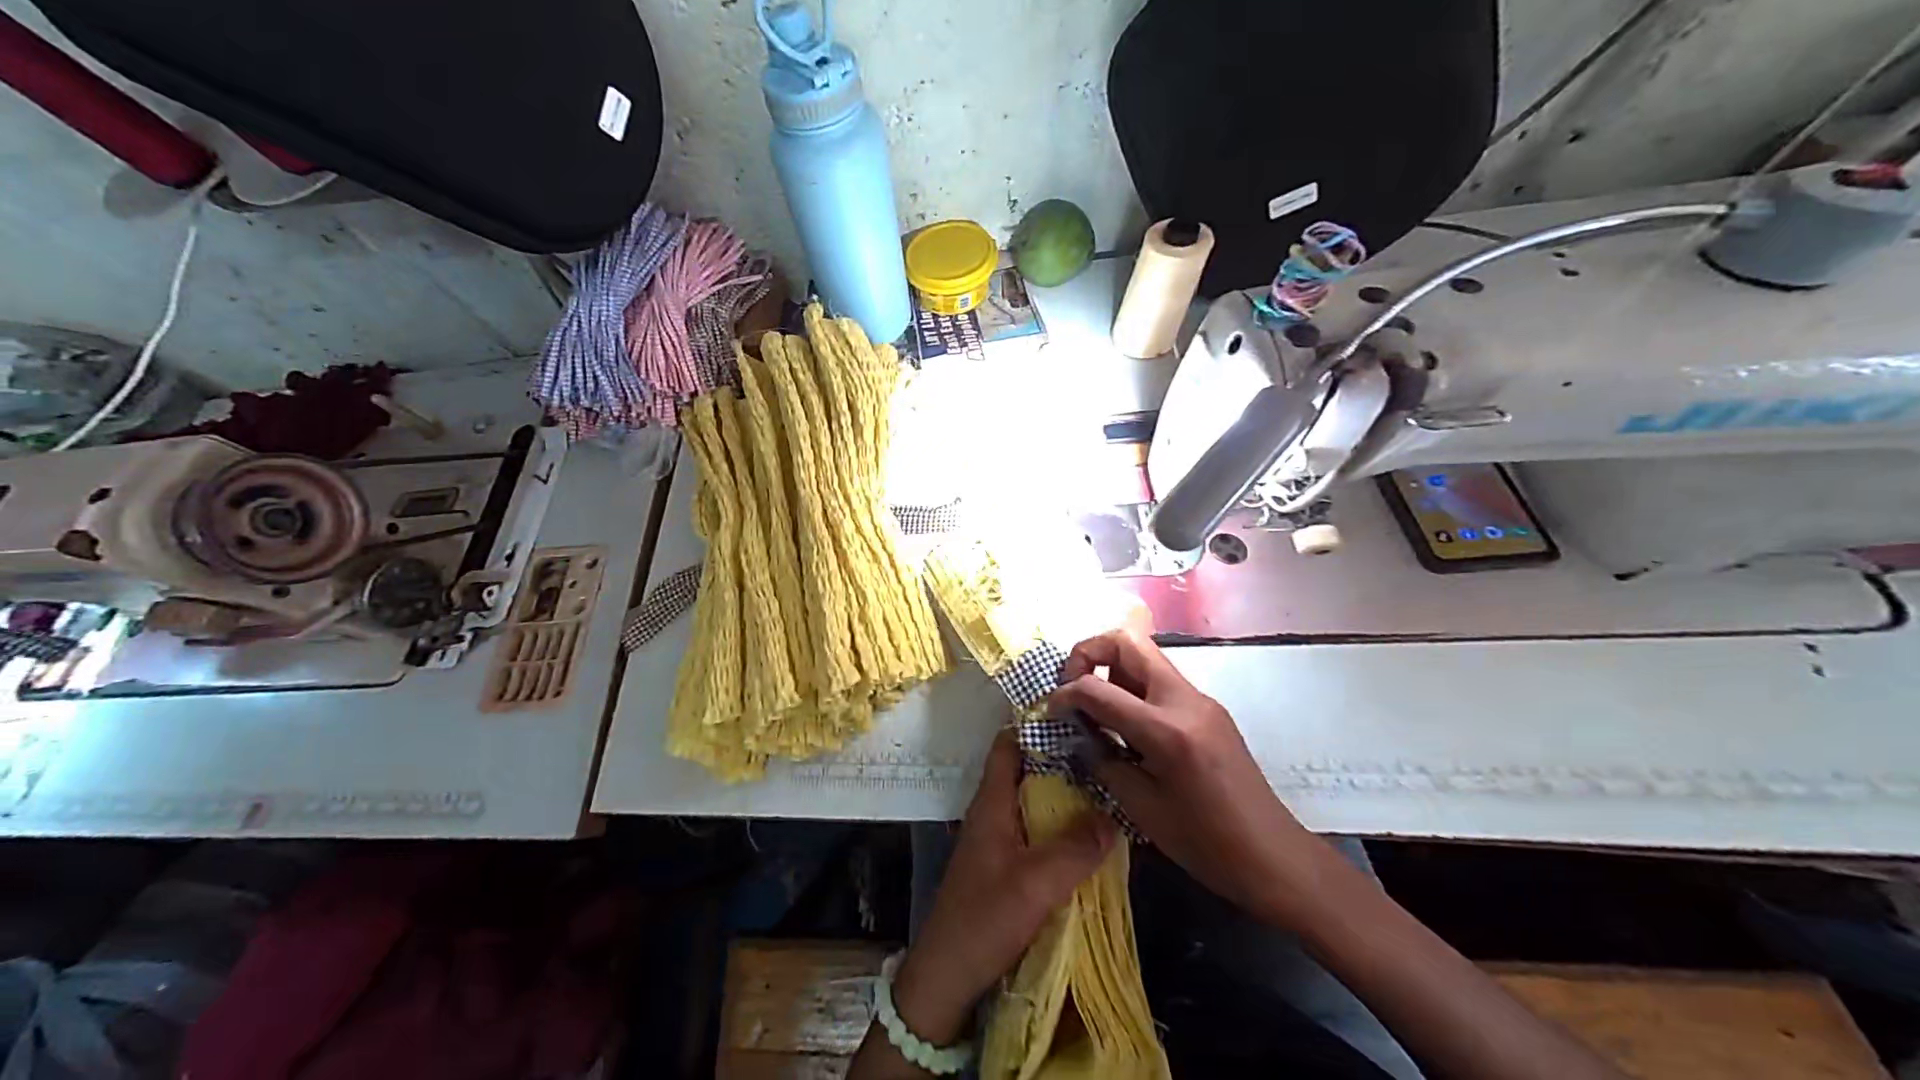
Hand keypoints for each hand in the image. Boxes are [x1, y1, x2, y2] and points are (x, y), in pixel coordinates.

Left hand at [891, 732, 1115, 1045]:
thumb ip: (1076, 847)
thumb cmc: (985, 919)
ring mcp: (999, 837)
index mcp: (992, 802)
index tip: (1079, 713)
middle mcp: (994, 811)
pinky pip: (1038, 827)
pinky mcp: (1007, 862)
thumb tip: (1114, 815)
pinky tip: (1092, 829)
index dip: (1038, 723)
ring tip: (1108, 780)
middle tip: (1107, 746)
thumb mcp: (1036, 884)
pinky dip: (1062, 822)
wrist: (948, 975)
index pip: (1009, 743)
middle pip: (1027, 768)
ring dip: (1065, 791)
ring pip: (1035, 799)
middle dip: (1062, 756)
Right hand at [1050, 629, 1321, 926]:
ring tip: (1094, 710)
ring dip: (1111, 670)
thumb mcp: (1142, 810)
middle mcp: (1185, 702)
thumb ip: (1104, 762)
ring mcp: (1201, 702)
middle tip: (1071, 687)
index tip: (1050, 710)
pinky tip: (1124, 727)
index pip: (1099, 689)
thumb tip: (1079, 736)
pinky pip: (1160, 683)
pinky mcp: (1209, 711)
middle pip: (1128, 642)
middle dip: (1088, 653)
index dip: (1065, 694)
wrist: (1274, 857)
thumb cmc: (1206, 844)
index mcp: (1167, 731)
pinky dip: (1132, 690)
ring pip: (1145, 658)